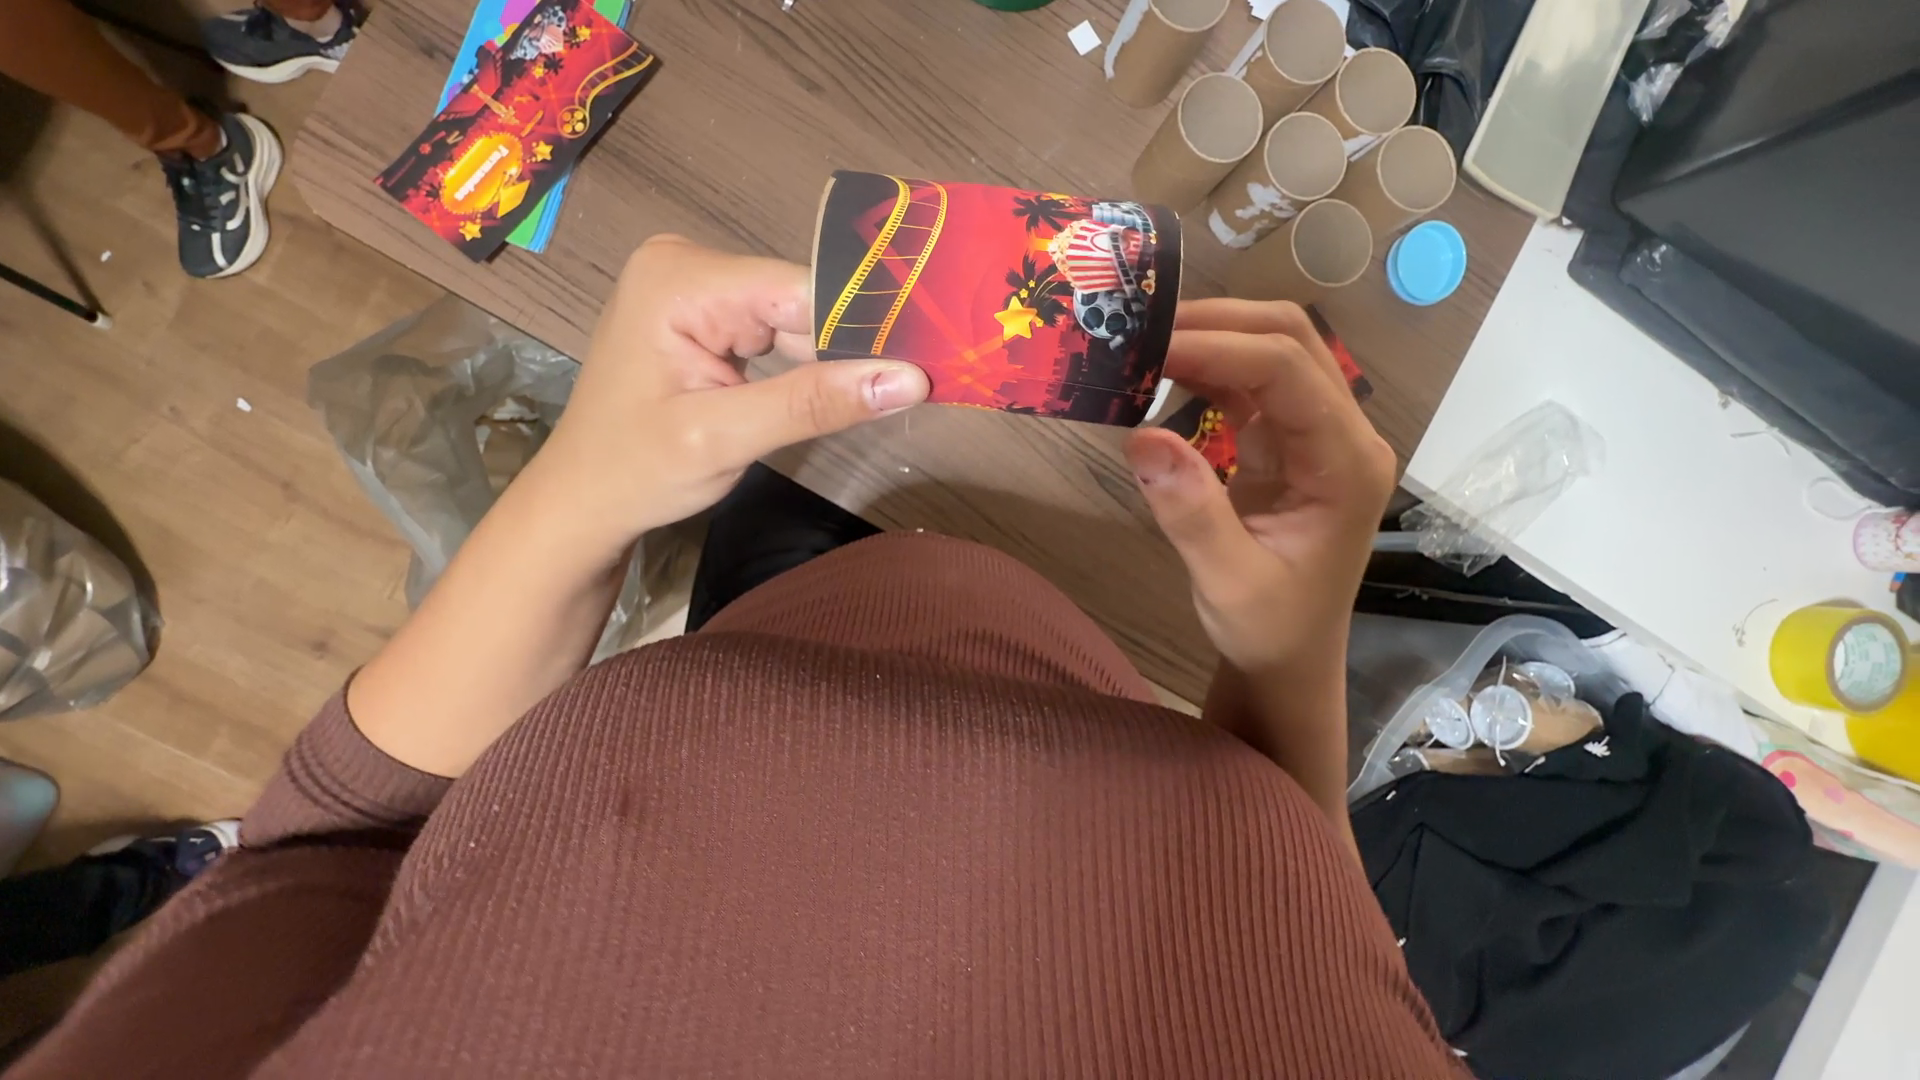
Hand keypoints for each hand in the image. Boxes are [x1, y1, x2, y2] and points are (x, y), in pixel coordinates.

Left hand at [532, 235, 928, 562]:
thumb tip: (910, 379)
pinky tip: (829, 393)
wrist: (583, 500)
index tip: (924, 360)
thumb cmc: (637, 472)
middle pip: (800, 300)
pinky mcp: (706, 317)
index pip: (800, 289)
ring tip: (877, 396)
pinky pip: (777, 332)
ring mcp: (697, 290)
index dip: (863, 325)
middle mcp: (689, 266)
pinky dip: (806, 366)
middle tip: (909, 390)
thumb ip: (814, 403)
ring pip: (796, 318)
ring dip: (829, 361)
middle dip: (846, 348)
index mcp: (681, 280)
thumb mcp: (725, 438)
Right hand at [1126, 299, 1395, 679]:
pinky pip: (1251, 384)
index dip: (1218, 346)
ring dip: (1211, 338)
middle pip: (1290, 340)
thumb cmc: (1268, 627)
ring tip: (1144, 344)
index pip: (1287, 371)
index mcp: (1346, 464)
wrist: (1287, 655)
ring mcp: (1315, 434)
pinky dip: (1207, 369)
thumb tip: (1142, 436)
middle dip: (1217, 324)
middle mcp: (1341, 435)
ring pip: (1271, 352)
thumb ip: (1191, 512)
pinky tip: (1164, 372)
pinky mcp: (1285, 442)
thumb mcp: (1228, 581)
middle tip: (1141, 332)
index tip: (1147, 347)